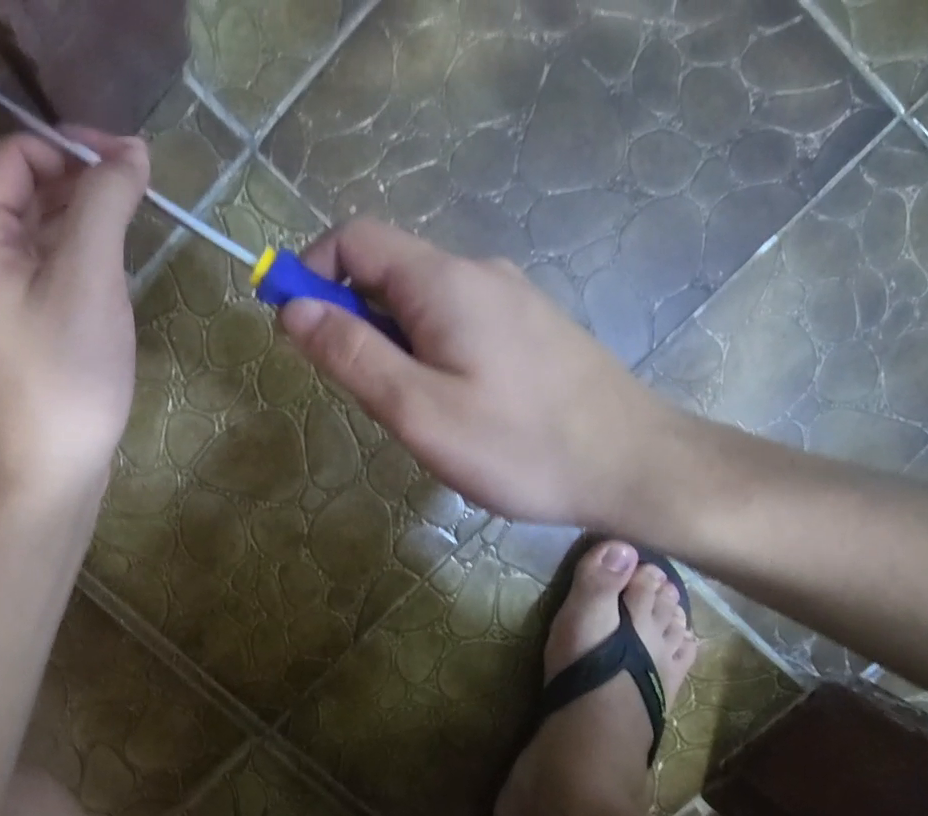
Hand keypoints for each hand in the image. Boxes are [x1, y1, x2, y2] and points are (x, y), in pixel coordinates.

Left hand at [0, 131, 149, 503]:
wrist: (50, 469)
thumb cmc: (67, 373)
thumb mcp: (90, 277)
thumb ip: (105, 202)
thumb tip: (130, 151)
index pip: (15, 156)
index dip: (72, 144)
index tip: (130, 162)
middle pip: (24, 190)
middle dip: (82, 178)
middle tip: (140, 190)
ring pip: (38, 231)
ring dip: (84, 216)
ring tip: (134, 224)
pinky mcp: (17, 329)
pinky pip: (45, 270)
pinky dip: (79, 255)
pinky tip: (113, 269)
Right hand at [279, 219, 676, 528]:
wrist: (636, 465)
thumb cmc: (519, 444)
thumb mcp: (416, 409)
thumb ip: (350, 354)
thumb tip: (292, 309)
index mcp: (443, 281)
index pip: (354, 238)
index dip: (309, 271)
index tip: (292, 330)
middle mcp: (476, 272)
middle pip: (385, 270)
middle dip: (349, 319)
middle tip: (359, 391)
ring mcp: (508, 297)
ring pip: (417, 302)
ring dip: (388, 343)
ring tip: (410, 411)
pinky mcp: (527, 326)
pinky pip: (452, 321)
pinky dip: (425, 351)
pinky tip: (451, 407)